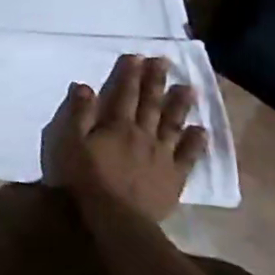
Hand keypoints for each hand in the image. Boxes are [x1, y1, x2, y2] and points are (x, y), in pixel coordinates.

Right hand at [48, 54, 204, 222]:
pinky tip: (202, 131)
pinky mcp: (174, 176)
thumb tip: (85, 85)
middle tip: (164, 62)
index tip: (138, 56)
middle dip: (156, 81)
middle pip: (151, 103)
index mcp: (118, 125)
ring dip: (180, 105)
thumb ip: (80, 114)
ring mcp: (162, 155)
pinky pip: (188, 156)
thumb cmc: (87, 179)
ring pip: (173, 124)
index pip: (125, 94)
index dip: (131, 74)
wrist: (116, 217)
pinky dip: (196, 143)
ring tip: (188, 87)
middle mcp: (144, 134)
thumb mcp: (72, 143)